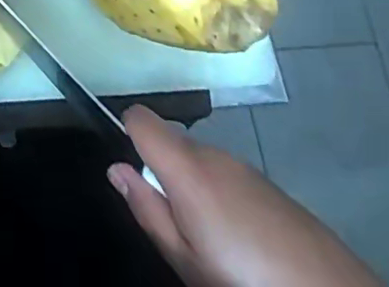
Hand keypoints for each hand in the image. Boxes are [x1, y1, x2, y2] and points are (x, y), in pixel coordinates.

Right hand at [108, 106, 383, 286]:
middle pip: (171, 142)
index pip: (140, 117)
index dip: (127, 135)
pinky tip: (243, 242)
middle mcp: (215, 154)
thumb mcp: (185, 260)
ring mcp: (247, 168)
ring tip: (212, 241)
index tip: (136, 175)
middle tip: (177, 225)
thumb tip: (117, 170)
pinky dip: (223, 197)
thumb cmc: (246, 281)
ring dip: (194, 187)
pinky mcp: (271, 185)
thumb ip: (147, 210)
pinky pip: (229, 177)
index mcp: (187, 167)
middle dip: (163, 172)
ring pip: (200, 161)